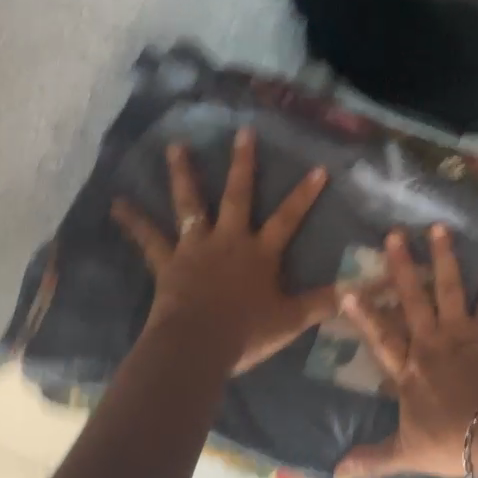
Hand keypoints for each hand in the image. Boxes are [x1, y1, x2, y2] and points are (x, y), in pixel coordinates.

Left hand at [111, 128, 334, 374]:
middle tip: (243, 132)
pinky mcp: (168, 263)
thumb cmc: (246, 332)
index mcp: (261, 252)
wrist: (196, 345)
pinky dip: (133, 222)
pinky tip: (116, 204)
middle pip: (238, 195)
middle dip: (242, 163)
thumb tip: (361, 292)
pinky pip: (148, 240)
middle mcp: (230, 240)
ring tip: (175, 147)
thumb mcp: (292, 319)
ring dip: (184, 175)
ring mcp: (196, 248)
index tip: (319, 167)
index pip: (289, 217)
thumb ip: (324, 303)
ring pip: (191, 205)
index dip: (305, 193)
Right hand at [333, 225, 477, 477]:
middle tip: (395, 234)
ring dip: (444, 258)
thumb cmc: (448, 441)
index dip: (364, 314)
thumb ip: (372, 458)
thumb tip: (335, 473)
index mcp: (407, 370)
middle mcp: (430, 343)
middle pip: (413, 300)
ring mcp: (459, 334)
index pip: (380, 337)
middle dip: (402, 267)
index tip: (348, 289)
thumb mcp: (405, 454)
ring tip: (439, 228)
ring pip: (448, 289)